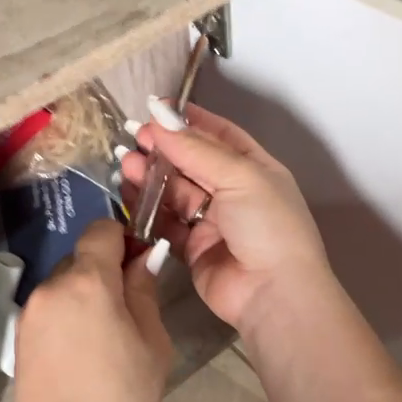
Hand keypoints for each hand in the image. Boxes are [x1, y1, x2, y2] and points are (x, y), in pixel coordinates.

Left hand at [13, 219, 172, 401]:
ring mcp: (30, 313)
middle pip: (81, 258)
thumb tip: (143, 259)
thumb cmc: (124, 397)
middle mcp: (51, 287)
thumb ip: (144, 291)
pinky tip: (84, 352)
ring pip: (64, 284)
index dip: (124, 238)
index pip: (101, 231)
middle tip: (130, 307)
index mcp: (87, 282)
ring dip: (86, 295)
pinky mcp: (20, 337)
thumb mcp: (153, 342)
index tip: (141, 262)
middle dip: (105, 270)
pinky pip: (51, 309)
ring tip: (106, 337)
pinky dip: (69, 316)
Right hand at [121, 104, 336, 333]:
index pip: (220, 136)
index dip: (189, 121)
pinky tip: (129, 195)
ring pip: (176, 193)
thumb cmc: (268, 225)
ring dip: (152, 178)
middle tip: (132, 139)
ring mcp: (214, 224)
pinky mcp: (195, 250)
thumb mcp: (239, 176)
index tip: (155, 108)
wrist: (274, 293)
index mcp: (256, 170)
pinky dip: (148, 210)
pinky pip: (167, 225)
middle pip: (193, 163)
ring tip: (126, 164)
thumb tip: (159, 118)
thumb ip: (197, 149)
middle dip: (164, 150)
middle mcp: (236, 194)